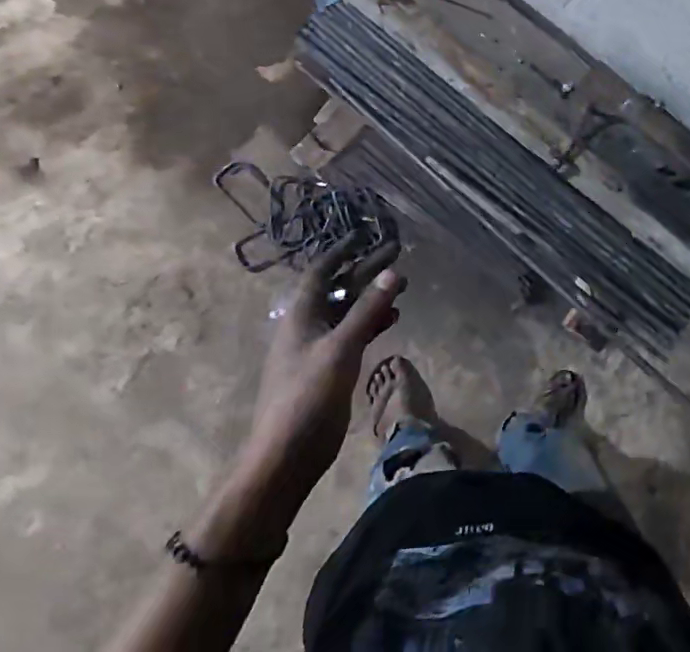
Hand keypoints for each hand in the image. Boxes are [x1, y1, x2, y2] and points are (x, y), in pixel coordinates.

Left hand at [248, 235, 405, 475]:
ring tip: (402, 282)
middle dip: (365, 270)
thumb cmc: (308, 396)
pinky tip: (392, 318)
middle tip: (396, 251)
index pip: (319, 272)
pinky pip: (353, 334)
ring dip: (372, 296)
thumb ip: (367, 310)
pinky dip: (372, 322)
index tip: (364, 234)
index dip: (340, 251)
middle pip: (338, 289)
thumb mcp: (341, 348)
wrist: (287, 455)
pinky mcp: (330, 368)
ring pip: (348, 311)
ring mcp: (318, 348)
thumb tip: (393, 271)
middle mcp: (307, 326)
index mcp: (300, 316)